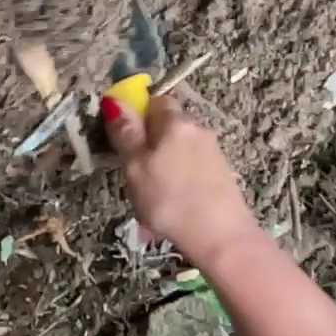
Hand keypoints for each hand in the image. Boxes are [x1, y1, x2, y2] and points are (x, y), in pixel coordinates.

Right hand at [104, 94, 261, 266]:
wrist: (220, 236)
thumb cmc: (169, 200)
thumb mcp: (135, 167)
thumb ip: (125, 133)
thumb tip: (114, 100)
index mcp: (175, 121)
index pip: (155, 99)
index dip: (137, 114)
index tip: (124, 140)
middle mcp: (197, 129)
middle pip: (168, 125)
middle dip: (149, 143)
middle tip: (134, 173)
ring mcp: (212, 152)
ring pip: (178, 149)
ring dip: (162, 165)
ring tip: (151, 196)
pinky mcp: (220, 174)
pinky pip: (190, 169)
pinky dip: (177, 181)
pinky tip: (171, 205)